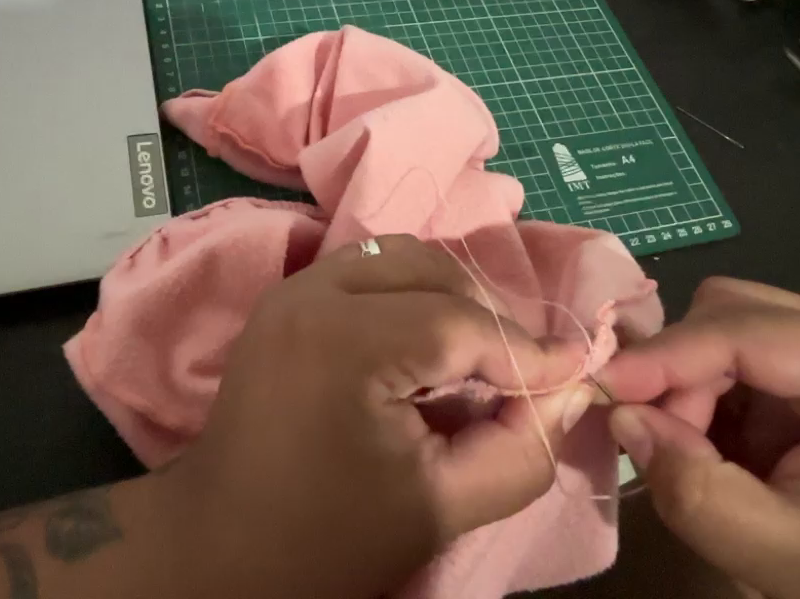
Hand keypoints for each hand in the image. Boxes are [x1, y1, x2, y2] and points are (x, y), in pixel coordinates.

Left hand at [158, 234, 597, 598]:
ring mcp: (294, 285)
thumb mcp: (440, 509)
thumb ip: (521, 449)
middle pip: (433, 270)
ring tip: (472, 357)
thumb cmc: (329, 536)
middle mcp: (315, 289)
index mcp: (346, 339)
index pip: (462, 323)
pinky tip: (423, 343)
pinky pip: (368, 266)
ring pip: (401, 256)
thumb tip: (571, 387)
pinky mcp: (287, 294)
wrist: (222, 543)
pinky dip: (409, 291)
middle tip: (517, 374)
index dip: (526, 350)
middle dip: (486, 316)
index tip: (577, 373)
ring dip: (448, 295)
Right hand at [597, 278, 799, 598]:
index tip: (604, 387)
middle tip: (662, 436)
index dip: (666, 353)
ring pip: (736, 338)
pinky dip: (717, 408)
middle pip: (738, 314)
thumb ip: (696, 491)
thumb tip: (621, 418)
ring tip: (695, 457)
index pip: (745, 329)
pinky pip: (751, 376)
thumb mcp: (793, 562)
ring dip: (696, 388)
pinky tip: (723, 459)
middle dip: (684, 368)